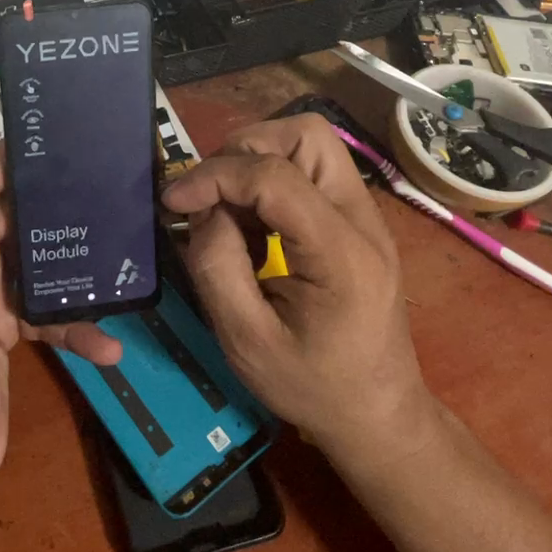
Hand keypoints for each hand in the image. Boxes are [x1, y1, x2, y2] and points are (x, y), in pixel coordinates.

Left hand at [0, 145, 118, 516]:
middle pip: (9, 217)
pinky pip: (47, 310)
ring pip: (34, 258)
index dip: (2, 163)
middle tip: (101, 188)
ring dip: (71, 261)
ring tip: (117, 254)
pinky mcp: (7, 326)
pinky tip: (106, 344)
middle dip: (49, 202)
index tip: (46, 140)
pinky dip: (74, 322)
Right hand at [161, 115, 440, 473]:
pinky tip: (252, 222)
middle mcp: (363, 220)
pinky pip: (311, 168)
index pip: (274, 176)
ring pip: (310, 142)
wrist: (378, 416)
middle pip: (305, 135)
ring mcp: (366, 216)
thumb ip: (217, 267)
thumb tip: (202, 210)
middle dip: (243, 150)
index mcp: (341, 254)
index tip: (173, 201)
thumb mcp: (246, 341)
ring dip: (258, 158)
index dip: (214, 176)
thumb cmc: (312, 387)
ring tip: (228, 205)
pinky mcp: (357, 221)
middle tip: (209, 195)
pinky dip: (271, 177)